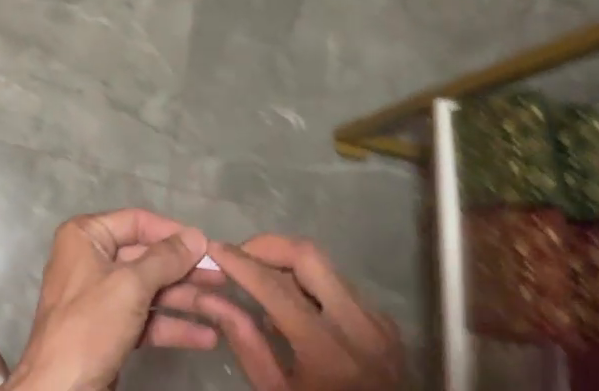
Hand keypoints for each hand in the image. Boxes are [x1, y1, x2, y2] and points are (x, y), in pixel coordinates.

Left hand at [6, 209, 221, 390]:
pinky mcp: (110, 330)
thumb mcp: (130, 285)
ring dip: (185, 299)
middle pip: (147, 257)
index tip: (208, 245)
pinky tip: (206, 336)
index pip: (136, 222)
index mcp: (85, 236)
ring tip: (222, 306)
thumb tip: (196, 236)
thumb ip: (165, 259)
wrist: (59, 390)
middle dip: (184, 269)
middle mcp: (91, 259)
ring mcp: (101, 296)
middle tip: (222, 277)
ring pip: (150, 289)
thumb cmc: (90, 325)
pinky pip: (146, 319)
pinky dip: (173, 326)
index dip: (173, 232)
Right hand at [194, 235, 404, 390]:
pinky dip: (311, 283)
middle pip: (307, 255)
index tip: (213, 248)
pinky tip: (295, 305)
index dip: (239, 263)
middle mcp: (358, 325)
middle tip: (240, 256)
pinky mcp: (385, 321)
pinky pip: (340, 285)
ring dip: (288, 263)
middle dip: (267, 247)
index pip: (275, 287)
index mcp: (327, 351)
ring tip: (262, 280)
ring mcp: (377, 320)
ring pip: (326, 265)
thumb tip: (212, 298)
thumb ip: (246, 344)